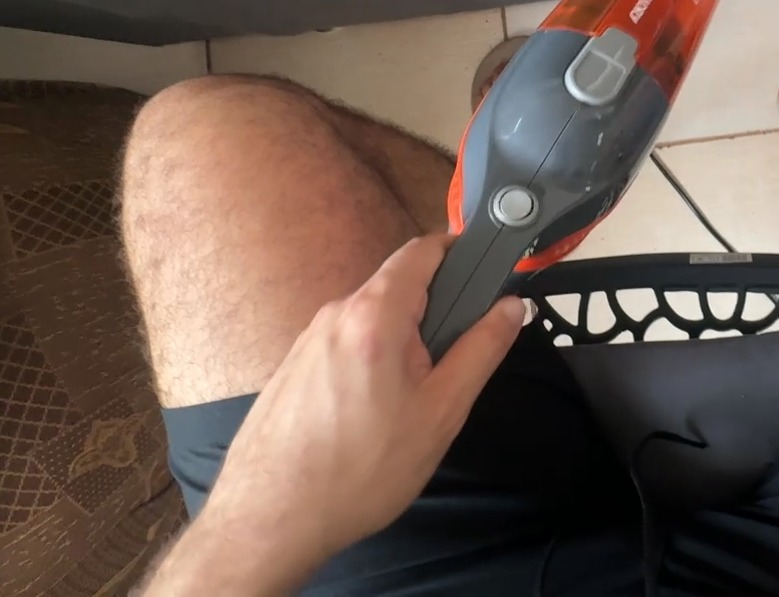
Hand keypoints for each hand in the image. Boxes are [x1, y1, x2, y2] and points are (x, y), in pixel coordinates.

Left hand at [145, 235, 524, 593]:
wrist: (266, 529)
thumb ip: (483, 347)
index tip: (485, 276)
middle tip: (453, 357)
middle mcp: (335, 315)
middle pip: (400, 285)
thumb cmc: (358, 471)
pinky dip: (372, 359)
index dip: (461, 252)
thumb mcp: (443, 409)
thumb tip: (512, 307)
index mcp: (374, 314)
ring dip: (403, 338)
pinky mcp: (291, 368)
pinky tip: (373, 411)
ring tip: (413, 394)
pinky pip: (347, 343)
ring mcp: (307, 341)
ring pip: (374, 317)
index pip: (423, 249)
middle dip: (436, 309)